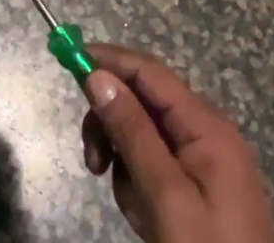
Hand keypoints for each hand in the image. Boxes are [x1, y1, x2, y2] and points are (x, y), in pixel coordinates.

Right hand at [80, 44, 273, 242]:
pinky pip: (155, 163)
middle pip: (142, 101)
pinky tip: (146, 214)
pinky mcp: (200, 183)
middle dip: (112, 126)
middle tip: (93, 162)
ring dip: (125, 162)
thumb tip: (97, 75)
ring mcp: (205, 158)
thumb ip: (130, 131)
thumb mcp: (163, 193)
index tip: (67, 60)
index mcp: (205, 125)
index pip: (149, 71)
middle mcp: (207, 131)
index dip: (108, 60)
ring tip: (134, 206)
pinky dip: (139, 181)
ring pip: (143, 135)